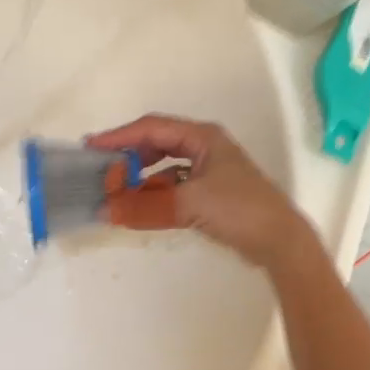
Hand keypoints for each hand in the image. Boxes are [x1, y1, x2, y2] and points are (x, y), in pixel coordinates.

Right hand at [86, 115, 319, 269]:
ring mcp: (208, 174)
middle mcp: (204, 149)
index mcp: (202, 138)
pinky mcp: (210, 198)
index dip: (119, 137)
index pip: (152, 129)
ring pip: (164, 171)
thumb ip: (146, 207)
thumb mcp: (190, 204)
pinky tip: (140, 210)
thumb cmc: (239, 209)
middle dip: (128, 160)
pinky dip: (155, 199)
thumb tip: (106, 211)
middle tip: (102, 174)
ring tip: (116, 195)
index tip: (91, 147)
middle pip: (156, 147)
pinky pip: (173, 192)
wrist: (278, 240)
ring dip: (140, 182)